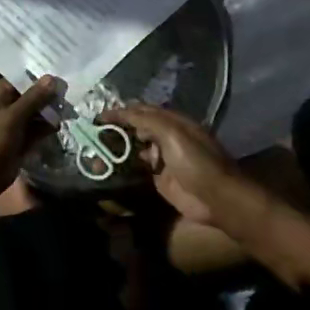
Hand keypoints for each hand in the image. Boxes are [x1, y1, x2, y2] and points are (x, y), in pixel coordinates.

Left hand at [0, 76, 59, 204]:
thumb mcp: (13, 116)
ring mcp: (11, 126)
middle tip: (67, 93)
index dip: (36, 78)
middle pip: (28, 98)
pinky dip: (45, 128)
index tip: (57, 75)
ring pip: (33, 114)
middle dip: (46, 97)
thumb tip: (52, 78)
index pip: (17, 81)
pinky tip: (59, 125)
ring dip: (48, 113)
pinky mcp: (18, 141)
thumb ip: (34, 98)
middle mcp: (2, 109)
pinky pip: (34, 130)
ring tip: (66, 109)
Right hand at [101, 104, 263, 233]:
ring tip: (96, 149)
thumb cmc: (196, 162)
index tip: (99, 117)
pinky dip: (124, 167)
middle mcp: (168, 137)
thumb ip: (147, 121)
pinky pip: (138, 169)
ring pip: (137, 149)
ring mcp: (164, 159)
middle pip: (138, 129)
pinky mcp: (160, 179)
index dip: (122, 112)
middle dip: (118, 129)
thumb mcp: (172, 134)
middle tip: (94, 133)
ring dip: (119, 148)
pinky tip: (109, 168)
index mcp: (174, 122)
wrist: (216, 198)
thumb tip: (124, 114)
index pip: (143, 111)